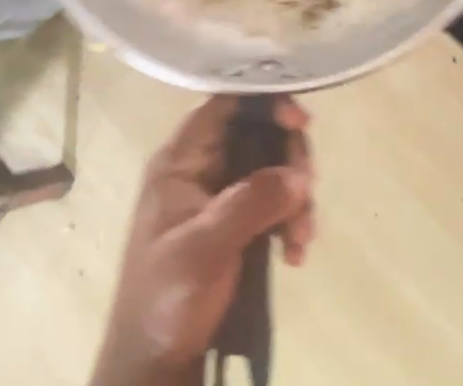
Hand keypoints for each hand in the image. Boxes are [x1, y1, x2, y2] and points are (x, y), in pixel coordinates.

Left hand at [91, 97, 313, 385]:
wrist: (156, 361)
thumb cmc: (166, 298)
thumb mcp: (204, 248)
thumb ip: (250, 203)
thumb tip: (299, 174)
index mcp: (181, 161)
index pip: (226, 104)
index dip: (265, 102)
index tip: (299, 123)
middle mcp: (203, 167)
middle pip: (261, 132)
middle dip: (290, 161)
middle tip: (306, 194)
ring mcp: (222, 194)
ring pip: (275, 167)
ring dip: (297, 198)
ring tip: (300, 240)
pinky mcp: (239, 220)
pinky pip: (278, 200)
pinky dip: (293, 220)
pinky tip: (295, 253)